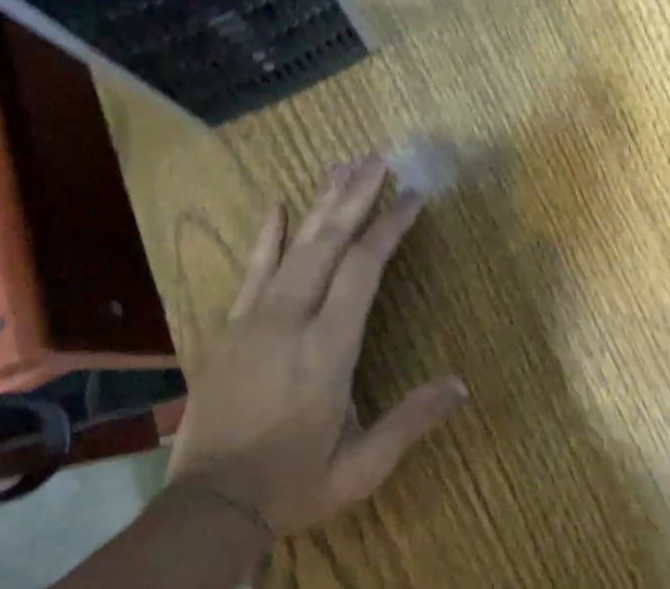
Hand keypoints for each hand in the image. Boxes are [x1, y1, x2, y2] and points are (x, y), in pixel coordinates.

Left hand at [166, 155, 467, 536]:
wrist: (206, 509)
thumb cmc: (293, 484)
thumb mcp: (361, 468)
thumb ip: (410, 422)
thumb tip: (463, 384)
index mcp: (327, 350)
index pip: (363, 271)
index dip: (389, 228)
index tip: (413, 197)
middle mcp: (289, 323)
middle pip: (327, 245)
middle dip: (356, 198)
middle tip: (378, 159)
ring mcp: (253, 323)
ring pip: (292, 249)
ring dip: (321, 205)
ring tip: (343, 166)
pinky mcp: (229, 332)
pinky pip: (250, 273)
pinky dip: (266, 237)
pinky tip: (277, 206)